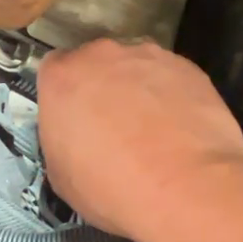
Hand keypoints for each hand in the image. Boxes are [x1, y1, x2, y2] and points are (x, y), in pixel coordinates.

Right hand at [37, 39, 242, 241]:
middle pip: (96, 63)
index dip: (67, 97)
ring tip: (155, 132)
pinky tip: (181, 130)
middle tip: (115, 127)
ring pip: (135, 67)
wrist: (186, 186)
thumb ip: (62, 139)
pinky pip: (171, 77)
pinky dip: (172, 96)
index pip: (55, 73)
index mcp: (61, 77)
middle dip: (103, 88)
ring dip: (139, 90)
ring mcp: (146, 55)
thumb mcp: (62, 175)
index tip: (77, 121)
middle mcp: (100, 54)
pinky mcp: (187, 66)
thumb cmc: (111, 186)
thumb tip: (77, 137)